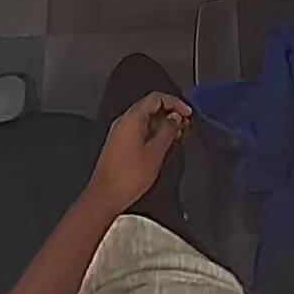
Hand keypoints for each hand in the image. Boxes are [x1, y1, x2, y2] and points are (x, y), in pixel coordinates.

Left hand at [82, 92, 190, 217]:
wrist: (105, 195)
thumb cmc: (129, 176)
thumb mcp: (155, 152)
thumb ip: (167, 131)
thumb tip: (175, 118)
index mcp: (132, 118)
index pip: (155, 98)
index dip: (174, 102)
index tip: (187, 112)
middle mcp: (123, 121)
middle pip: (149, 106)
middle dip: (169, 112)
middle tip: (185, 124)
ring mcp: (119, 131)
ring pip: (144, 119)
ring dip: (162, 123)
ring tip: (177, 134)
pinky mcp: (118, 143)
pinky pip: (138, 129)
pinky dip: (152, 132)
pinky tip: (162, 143)